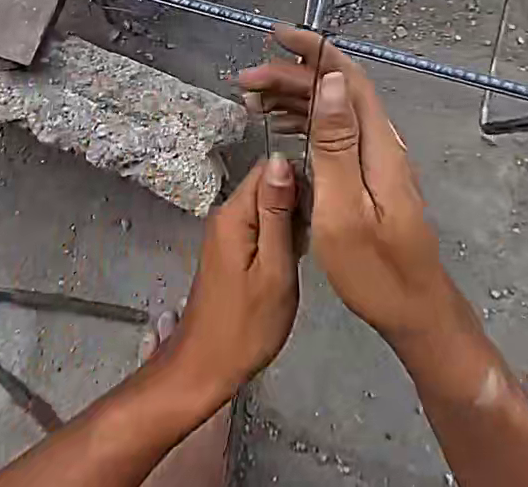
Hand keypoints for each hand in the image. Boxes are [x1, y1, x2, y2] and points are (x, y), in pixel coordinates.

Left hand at [159, 157, 300, 398]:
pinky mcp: (229, 247)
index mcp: (234, 213)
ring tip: (304, 249)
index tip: (320, 204)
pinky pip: (259, 224)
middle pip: (268, 184)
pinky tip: (290, 259)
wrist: (206, 367)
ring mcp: (225, 231)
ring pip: (266, 205)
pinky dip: (279, 236)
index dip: (300, 178)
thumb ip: (278, 213)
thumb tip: (282, 159)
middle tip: (313, 233)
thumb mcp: (274, 268)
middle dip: (296, 200)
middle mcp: (225, 214)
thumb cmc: (246, 325)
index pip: (270, 167)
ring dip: (289, 220)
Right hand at [238, 28, 468, 344]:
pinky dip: (305, 122)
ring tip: (253, 99)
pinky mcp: (368, 174)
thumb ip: (336, 143)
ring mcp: (376, 158)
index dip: (314, 50)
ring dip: (294, 98)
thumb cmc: (375, 270)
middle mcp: (379, 141)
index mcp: (376, 144)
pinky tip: (281, 125)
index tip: (279, 35)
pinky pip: (334, 133)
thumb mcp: (344, 209)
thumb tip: (332, 81)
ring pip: (333, 110)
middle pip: (336, 90)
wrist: (414, 311)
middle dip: (290, 76)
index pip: (346, 77)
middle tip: (246, 80)